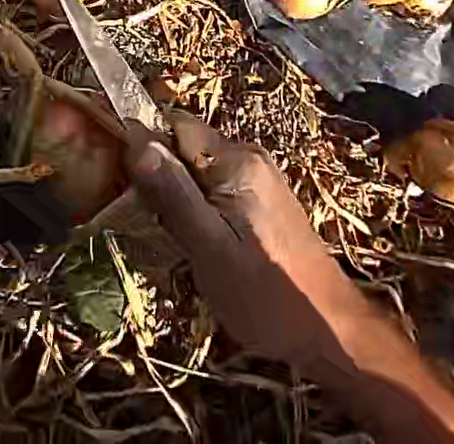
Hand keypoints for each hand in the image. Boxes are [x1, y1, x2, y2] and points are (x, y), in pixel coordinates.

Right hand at [126, 112, 453, 443]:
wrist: (331, 330)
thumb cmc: (267, 295)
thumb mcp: (210, 249)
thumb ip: (174, 193)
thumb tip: (136, 142)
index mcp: (236, 161)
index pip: (175, 124)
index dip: (145, 143)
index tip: (122, 176)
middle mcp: (249, 154)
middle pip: (186, 143)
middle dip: (160, 171)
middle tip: (145, 214)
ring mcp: (258, 173)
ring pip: (198, 164)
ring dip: (177, 189)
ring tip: (168, 230)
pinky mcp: (262, 193)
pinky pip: (216, 180)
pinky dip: (197, 199)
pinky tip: (196, 235)